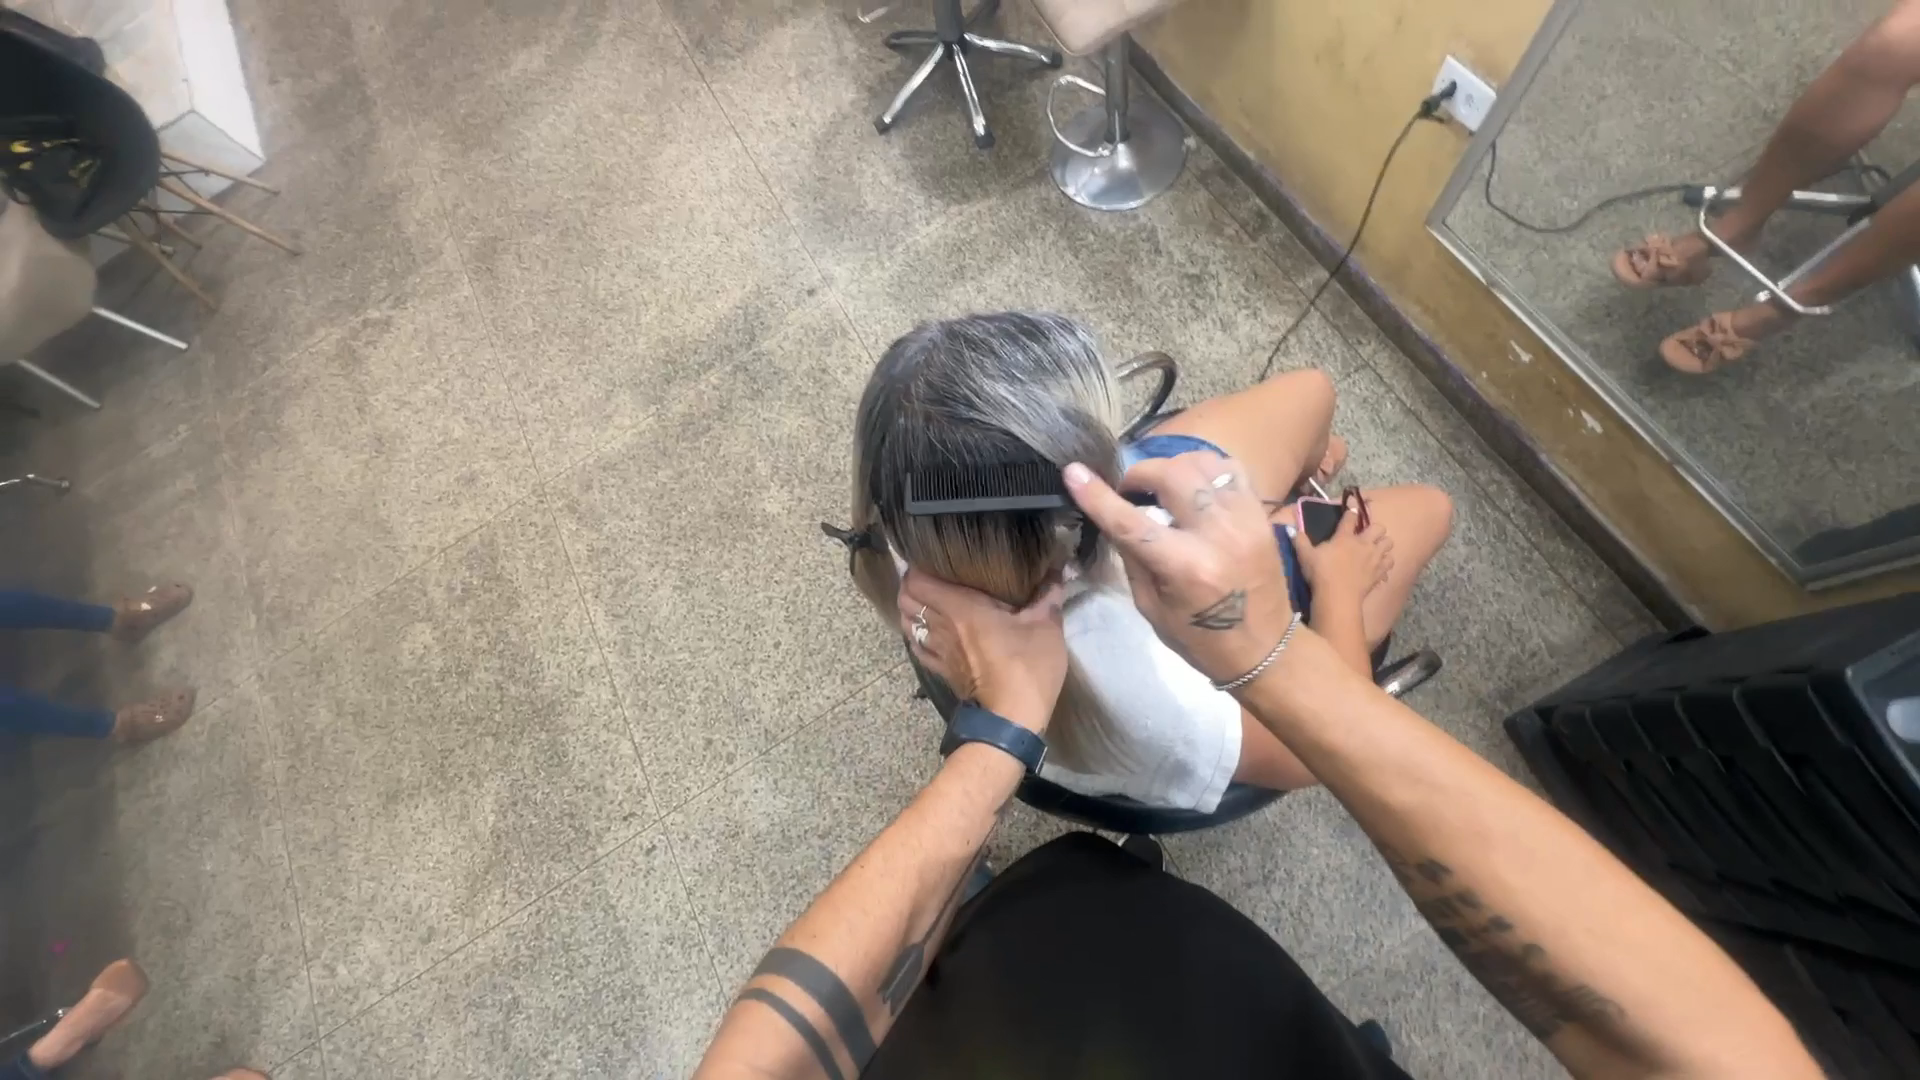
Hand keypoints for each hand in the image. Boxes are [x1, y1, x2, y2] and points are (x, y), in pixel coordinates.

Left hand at [898, 569, 1067, 733]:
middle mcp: (941, 626)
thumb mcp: (1046, 626)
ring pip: (907, 623)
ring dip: (911, 610)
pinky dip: (917, 635)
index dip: (916, 567)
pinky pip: (918, 647)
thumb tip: (1056, 572)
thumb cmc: (1027, 667)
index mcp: (961, 608)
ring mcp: (938, 651)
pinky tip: (929, 631)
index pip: (918, 581)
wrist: (1012, 719)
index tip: (928, 557)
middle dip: (910, 585)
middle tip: (927, 575)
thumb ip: (1048, 596)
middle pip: (905, 600)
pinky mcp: (941, 671)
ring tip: (926, 600)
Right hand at [1063, 452, 1295, 684]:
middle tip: (1129, 492)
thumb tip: (1115, 515)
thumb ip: (1132, 556)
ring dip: (1172, 468)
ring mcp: (1245, 520)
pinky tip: (1193, 486)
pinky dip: (1205, 469)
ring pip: (1202, 463)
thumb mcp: (1150, 605)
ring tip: (1161, 488)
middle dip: (1139, 475)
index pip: (1131, 521)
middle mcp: (1218, 536)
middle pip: (1171, 476)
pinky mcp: (1261, 514)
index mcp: (1185, 568)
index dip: (1097, 495)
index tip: (1073, 472)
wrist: (1266, 649)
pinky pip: (1231, 469)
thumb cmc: (1199, 638)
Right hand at [1290, 506, 1392, 606]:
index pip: (1350, 518)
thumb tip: (1293, 529)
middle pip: (1379, 527)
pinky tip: (1379, 564)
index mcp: (1344, 537)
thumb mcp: (1305, 556)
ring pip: (1389, 542)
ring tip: (1375, 548)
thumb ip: (1300, 541)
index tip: (1351, 509)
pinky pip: (1390, 561)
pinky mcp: (1380, 571)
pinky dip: (1386, 561)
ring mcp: (1374, 557)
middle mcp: (1363, 544)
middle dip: (1374, 529)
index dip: (1351, 511)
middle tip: (1366, 535)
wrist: (1337, 595)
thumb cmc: (1320, 573)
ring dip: (1383, 544)